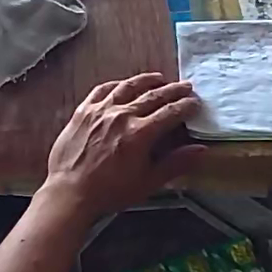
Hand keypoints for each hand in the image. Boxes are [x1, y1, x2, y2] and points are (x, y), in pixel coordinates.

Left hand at [41, 73, 207, 218]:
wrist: (70, 191)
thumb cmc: (109, 191)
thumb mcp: (148, 182)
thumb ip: (175, 164)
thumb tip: (201, 150)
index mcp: (140, 133)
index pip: (171, 112)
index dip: (187, 106)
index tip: (195, 103)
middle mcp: (122, 116)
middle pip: (153, 96)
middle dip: (173, 90)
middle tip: (186, 87)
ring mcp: (100, 111)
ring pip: (128, 87)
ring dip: (147, 81)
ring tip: (159, 79)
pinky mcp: (83, 111)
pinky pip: (102, 90)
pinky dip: (117, 85)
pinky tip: (123, 84)